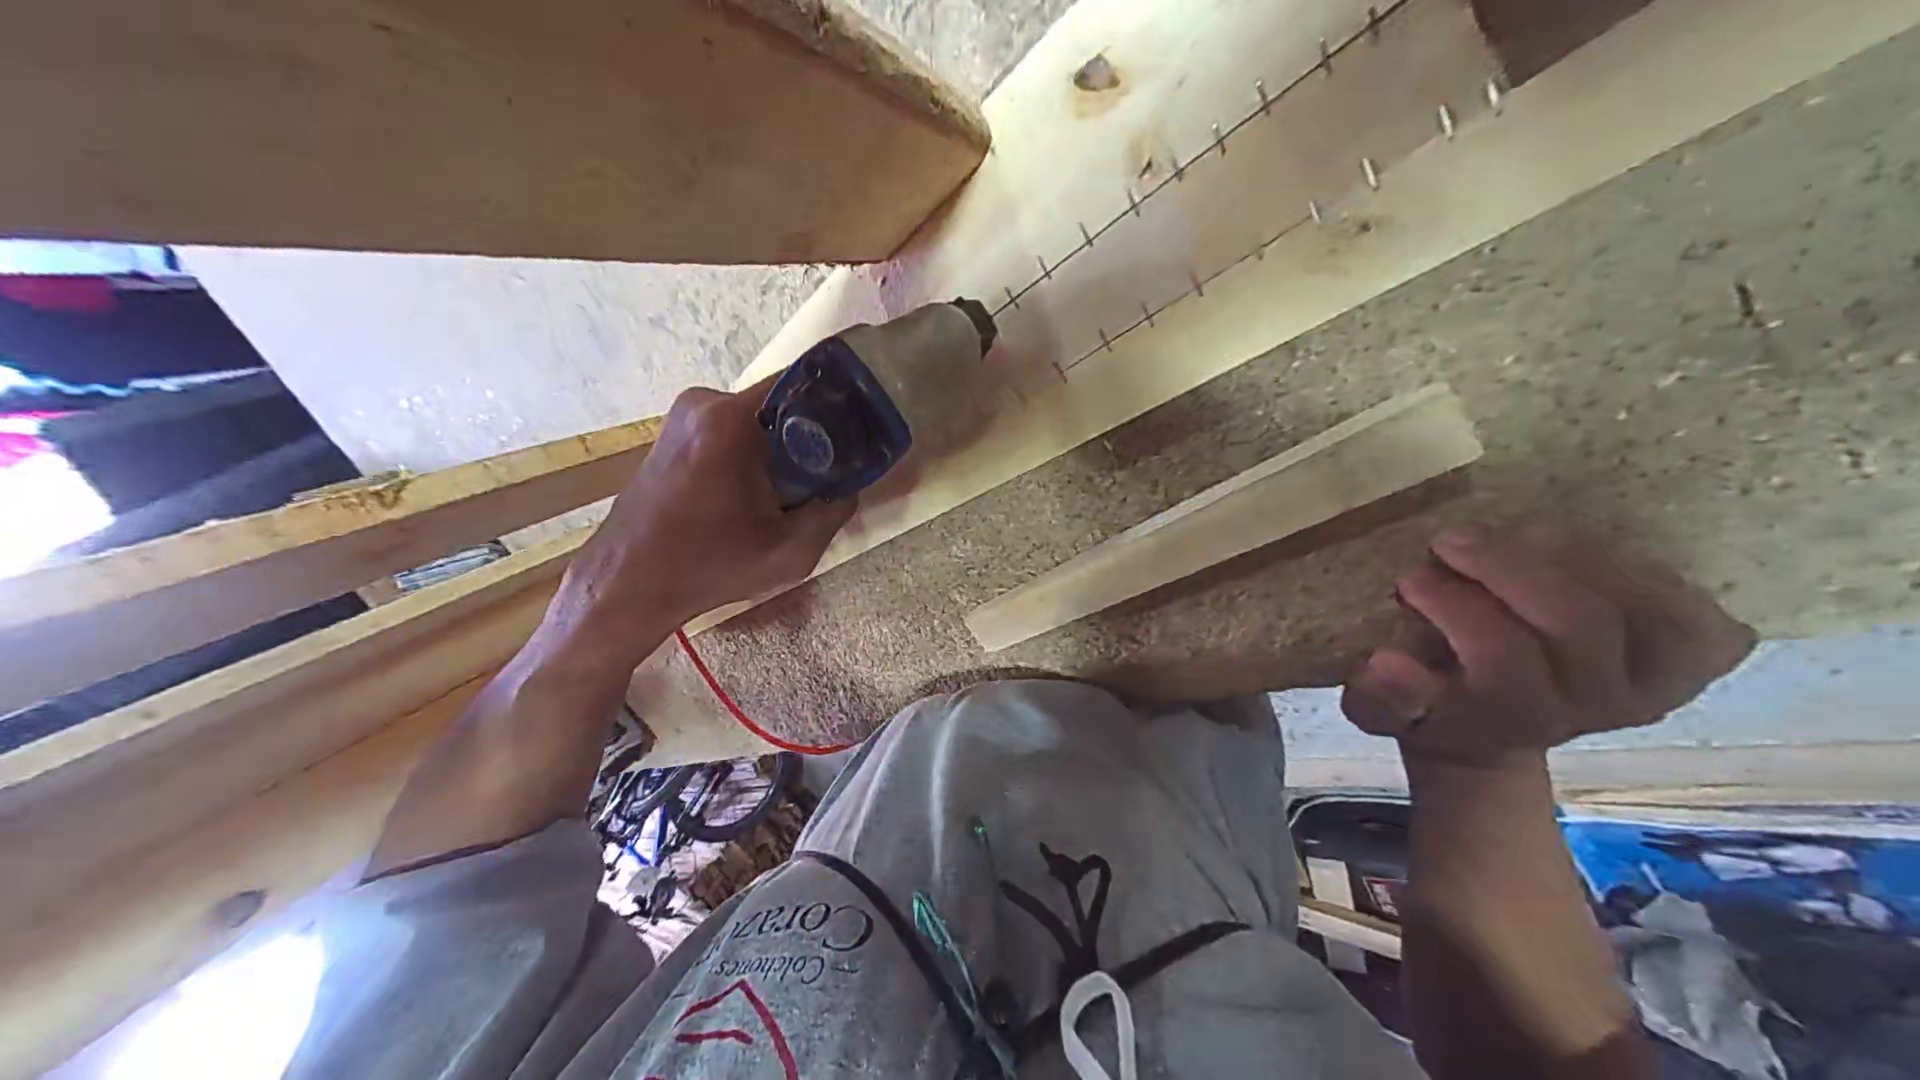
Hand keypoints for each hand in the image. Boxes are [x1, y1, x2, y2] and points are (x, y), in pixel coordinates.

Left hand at [566, 378, 856, 630]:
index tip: (860, 433)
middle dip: (810, 436)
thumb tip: (851, 484)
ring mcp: (684, 414)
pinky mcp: (674, 431)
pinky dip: (752, 453)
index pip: (805, 384)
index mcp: (731, 421)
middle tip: (825, 478)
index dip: (840, 405)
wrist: (628, 583)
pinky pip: (733, 430)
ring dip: (780, 448)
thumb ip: (835, 510)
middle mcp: (705, 403)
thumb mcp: (790, 551)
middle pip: (782, 402)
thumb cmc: (709, 567)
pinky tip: (753, 493)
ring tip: (787, 493)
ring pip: (758, 418)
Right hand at [1342, 522, 1755, 768]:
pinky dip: (1615, 559)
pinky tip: (1559, 554)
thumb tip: (1387, 661)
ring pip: (1630, 596)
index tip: (1407, 578)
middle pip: (1576, 620)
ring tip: (1501, 539)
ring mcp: (1659, 679)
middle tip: (1449, 540)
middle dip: (1504, 566)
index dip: (1453, 606)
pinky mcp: (1697, 654)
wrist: (1501, 726)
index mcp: (1520, 718)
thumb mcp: (1384, 713)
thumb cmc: (1432, 707)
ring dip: (1558, 552)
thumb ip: (1379, 696)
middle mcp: (1599, 705)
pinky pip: (1676, 592)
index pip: (1502, 656)